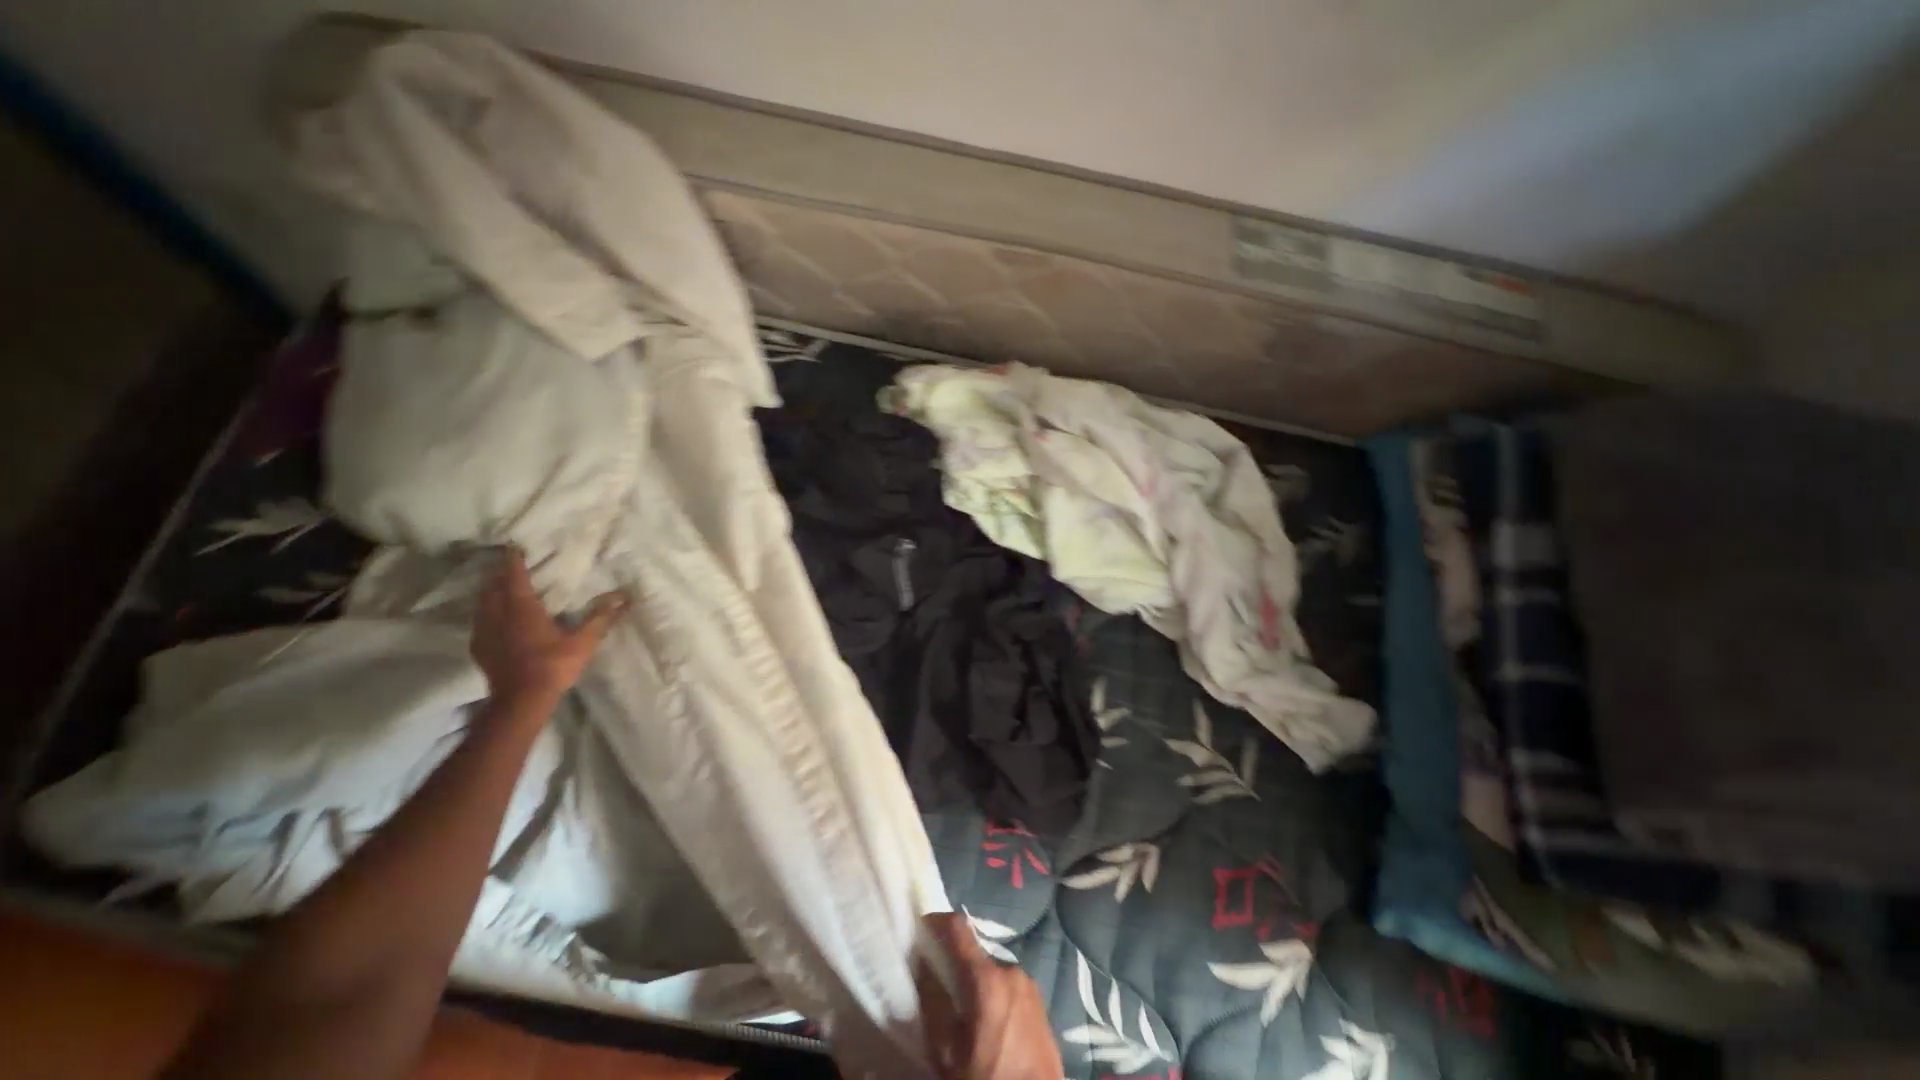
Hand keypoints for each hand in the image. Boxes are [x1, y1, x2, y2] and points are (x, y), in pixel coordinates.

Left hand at [470, 546, 626, 705]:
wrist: (521, 701)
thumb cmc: (552, 667)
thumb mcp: (583, 642)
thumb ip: (600, 618)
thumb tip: (623, 597)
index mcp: (522, 608)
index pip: (514, 576)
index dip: (513, 560)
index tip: (513, 547)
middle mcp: (499, 614)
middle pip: (492, 586)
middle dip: (498, 574)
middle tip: (507, 567)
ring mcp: (485, 632)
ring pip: (482, 604)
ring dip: (488, 593)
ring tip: (497, 589)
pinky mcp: (479, 649)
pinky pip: (478, 624)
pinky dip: (484, 615)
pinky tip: (491, 621)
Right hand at [916, 914, 1062, 1079]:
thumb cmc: (985, 1079)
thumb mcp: (945, 1051)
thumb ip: (932, 1002)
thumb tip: (924, 965)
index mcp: (987, 979)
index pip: (957, 927)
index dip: (934, 922)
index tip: (918, 932)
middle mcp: (1012, 971)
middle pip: (972, 952)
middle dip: (951, 964)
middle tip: (934, 988)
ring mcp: (1030, 985)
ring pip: (989, 970)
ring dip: (972, 982)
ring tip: (960, 1014)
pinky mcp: (1040, 1002)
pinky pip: (1006, 986)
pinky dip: (990, 994)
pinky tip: (984, 1024)